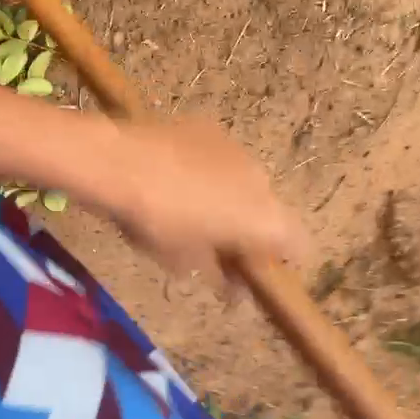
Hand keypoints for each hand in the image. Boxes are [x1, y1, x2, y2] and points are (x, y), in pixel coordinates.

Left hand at [94, 119, 310, 295]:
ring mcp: (237, 149)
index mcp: (266, 220)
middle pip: (267, 212)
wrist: (120, 162)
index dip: (277, 262)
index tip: (250, 272)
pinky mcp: (209, 128)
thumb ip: (219, 276)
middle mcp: (263, 181)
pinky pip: (218, 157)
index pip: (299, 247)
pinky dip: (206, 169)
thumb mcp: (184, 260)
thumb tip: (234, 290)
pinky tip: (173, 175)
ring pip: (243, 181)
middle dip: (247, 229)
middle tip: (213, 243)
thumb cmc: (156, 220)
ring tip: (187, 206)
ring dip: (227, 197)